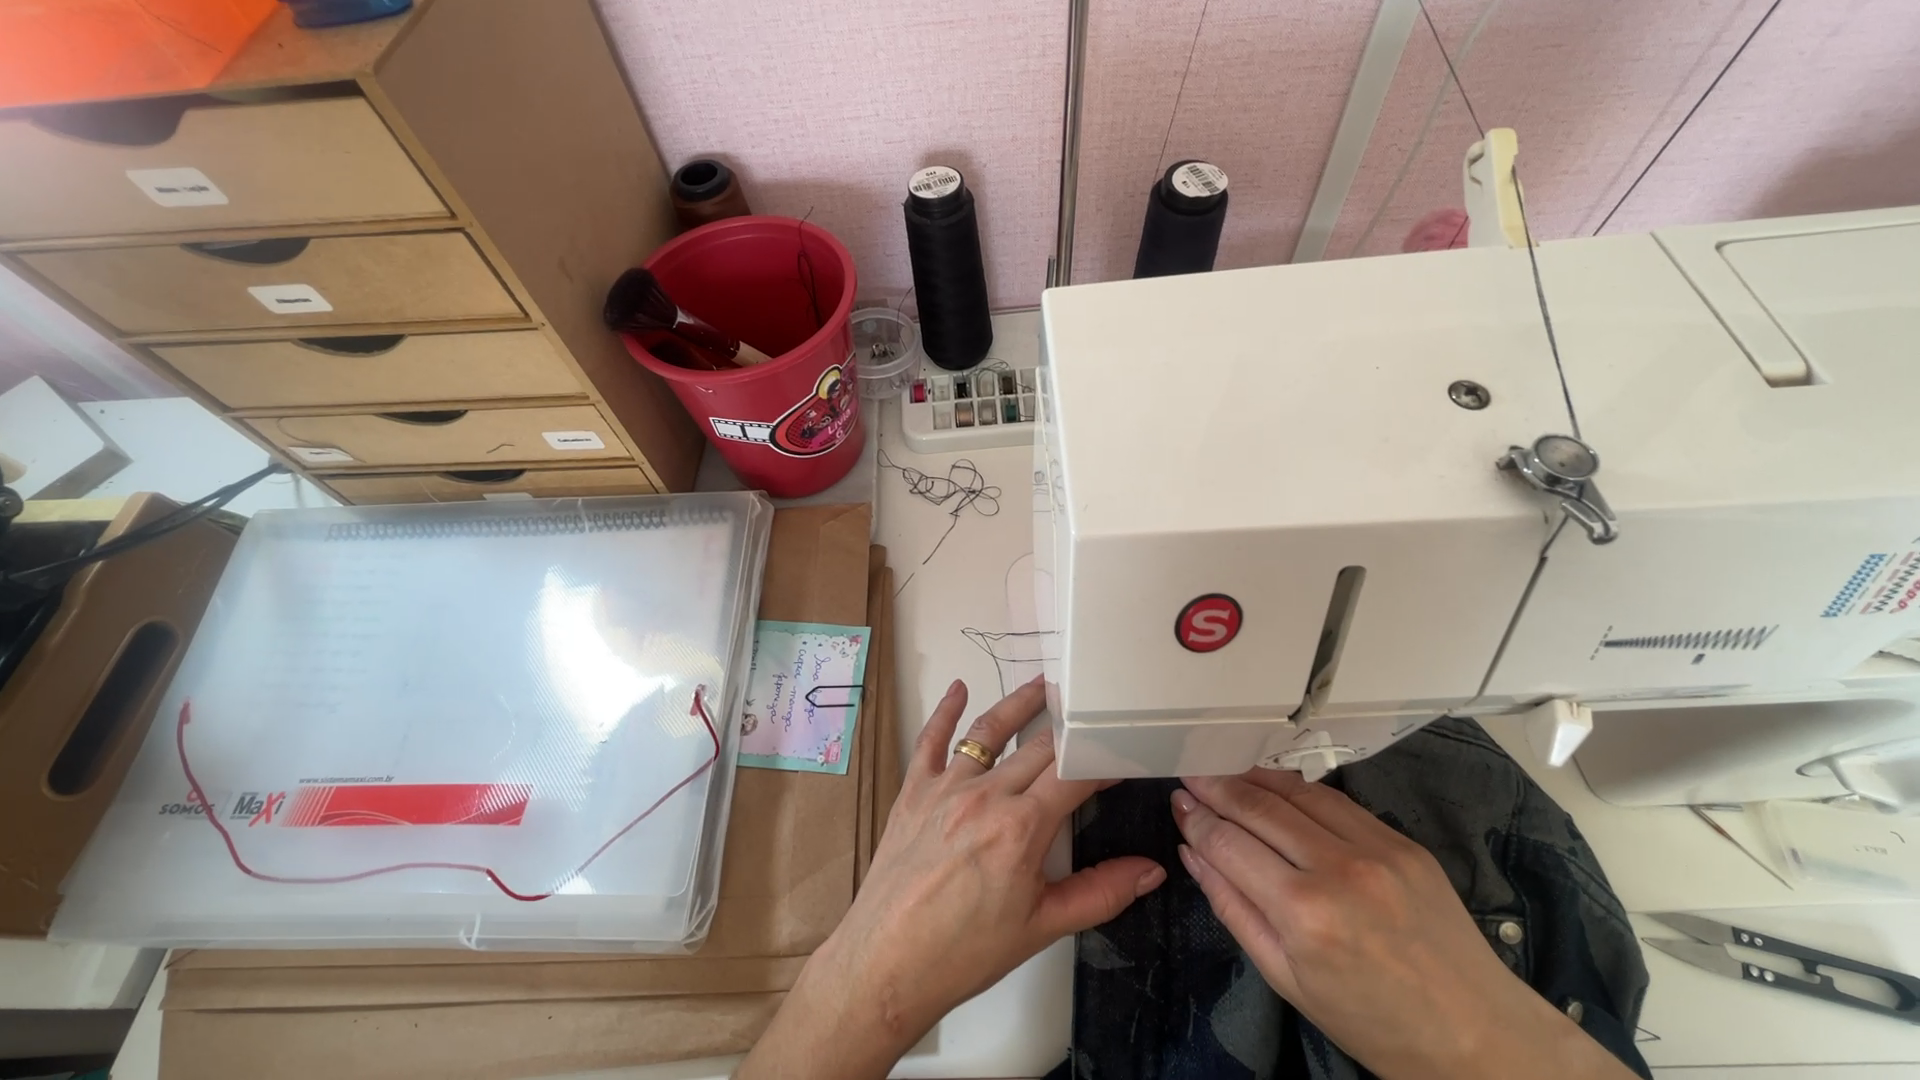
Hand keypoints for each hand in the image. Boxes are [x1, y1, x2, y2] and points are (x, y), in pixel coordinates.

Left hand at [737, 677, 1165, 1079]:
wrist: (886, 965)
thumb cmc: (963, 952)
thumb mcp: (1043, 927)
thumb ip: (1101, 893)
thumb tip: (1150, 870)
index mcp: (1021, 828)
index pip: (1076, 773)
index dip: (1104, 757)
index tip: (1124, 748)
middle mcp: (985, 796)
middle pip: (1039, 746)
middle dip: (1071, 726)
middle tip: (1092, 710)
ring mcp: (945, 789)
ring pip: (988, 731)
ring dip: (1018, 704)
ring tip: (1043, 685)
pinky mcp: (913, 792)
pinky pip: (931, 741)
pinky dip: (945, 711)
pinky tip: (958, 689)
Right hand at [1173, 769, 1637, 1079]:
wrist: (1473, 1032)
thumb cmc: (1368, 1020)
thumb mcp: (1283, 977)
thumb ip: (1231, 906)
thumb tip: (1192, 851)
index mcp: (1302, 911)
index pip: (1229, 842)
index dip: (1197, 818)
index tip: (1177, 802)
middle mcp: (1337, 867)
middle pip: (1258, 807)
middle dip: (1217, 788)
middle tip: (1191, 778)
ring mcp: (1375, 847)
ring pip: (1295, 791)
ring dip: (1253, 778)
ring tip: (1224, 774)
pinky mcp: (1401, 839)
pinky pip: (1335, 799)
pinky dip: (1296, 787)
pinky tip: (1274, 785)